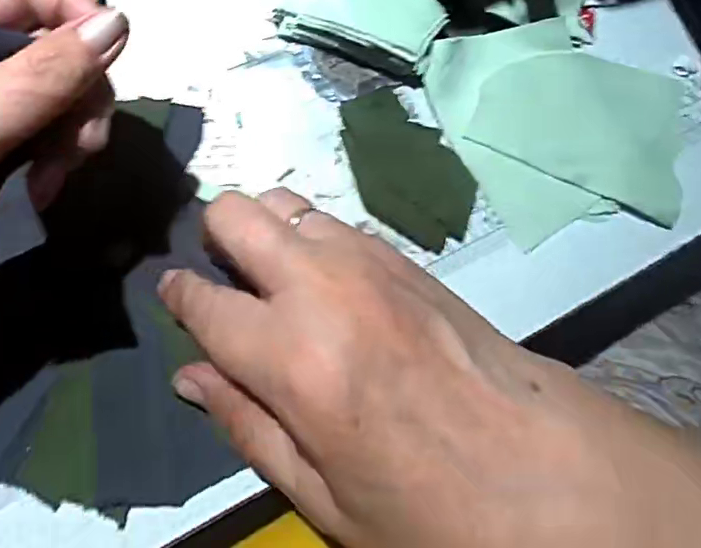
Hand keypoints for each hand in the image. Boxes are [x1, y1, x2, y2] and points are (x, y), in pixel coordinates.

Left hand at [0, 0, 127, 445]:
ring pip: (60, 99)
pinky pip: (48, 145)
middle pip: (53, 46)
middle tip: (81, 142)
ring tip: (54, 180)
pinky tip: (40, 198)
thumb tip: (122, 21)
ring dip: (73, 134)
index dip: (72, 9)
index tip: (109, 55)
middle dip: (80, 89)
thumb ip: (40, 78)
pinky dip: (57, 167)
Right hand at [154, 190, 693, 545]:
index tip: (171, 293)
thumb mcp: (319, 493)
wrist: (529, 454)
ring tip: (269, 271)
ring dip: (265, 228)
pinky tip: (321, 275)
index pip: (204, 302)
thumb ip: (245, 423)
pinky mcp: (397, 251)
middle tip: (220, 275)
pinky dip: (310, 234)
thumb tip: (190, 374)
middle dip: (214, 235)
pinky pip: (332, 220)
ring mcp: (364, 257)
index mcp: (291, 356)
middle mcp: (320, 284)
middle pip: (238, 214)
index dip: (176, 295)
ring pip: (287, 202)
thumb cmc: (419, 499)